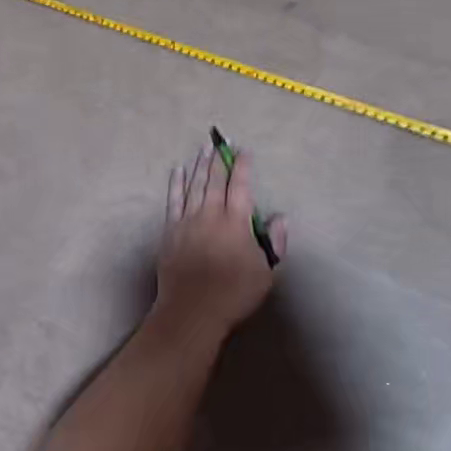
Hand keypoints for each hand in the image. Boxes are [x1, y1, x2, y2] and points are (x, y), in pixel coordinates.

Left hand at [155, 146, 283, 335]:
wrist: (193, 308)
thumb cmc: (235, 293)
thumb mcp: (266, 272)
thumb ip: (274, 242)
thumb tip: (279, 217)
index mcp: (236, 223)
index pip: (241, 187)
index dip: (242, 167)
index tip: (243, 151)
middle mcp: (211, 215)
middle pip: (215, 181)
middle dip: (219, 160)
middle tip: (220, 142)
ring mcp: (188, 219)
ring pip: (195, 185)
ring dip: (200, 165)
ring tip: (203, 149)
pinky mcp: (170, 228)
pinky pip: (174, 199)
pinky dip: (177, 182)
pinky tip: (178, 170)